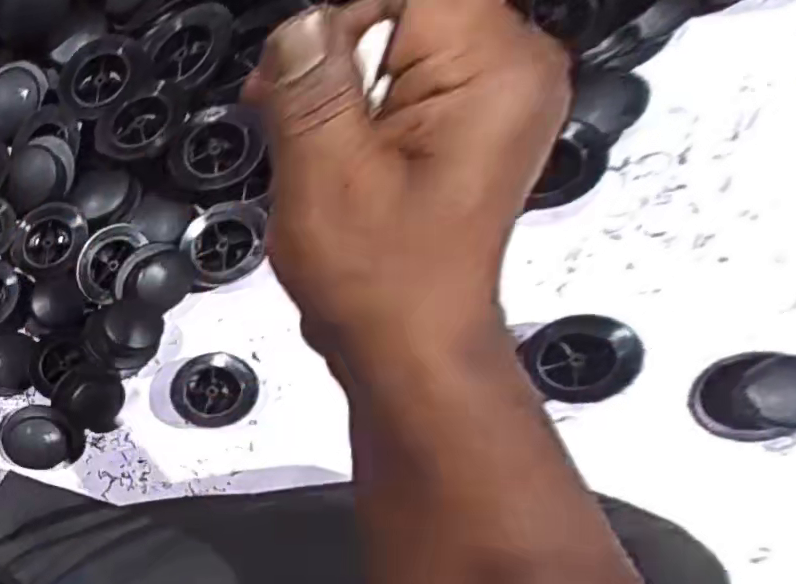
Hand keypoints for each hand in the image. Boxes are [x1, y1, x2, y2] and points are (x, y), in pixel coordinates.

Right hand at [243, 0, 569, 361]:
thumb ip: (311, 93)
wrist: (402, 340)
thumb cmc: (376, 278)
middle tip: (285, 122)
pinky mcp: (465, 137)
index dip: (339, 23)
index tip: (286, 74)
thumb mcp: (323, 180)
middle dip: (333, 63)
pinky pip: (406, 97)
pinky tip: (333, 166)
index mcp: (489, 70)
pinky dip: (358, 124)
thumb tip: (298, 26)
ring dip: (339, 100)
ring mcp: (491, 107)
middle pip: (410, 15)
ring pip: (402, 58)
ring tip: (310, 160)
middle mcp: (510, 74)